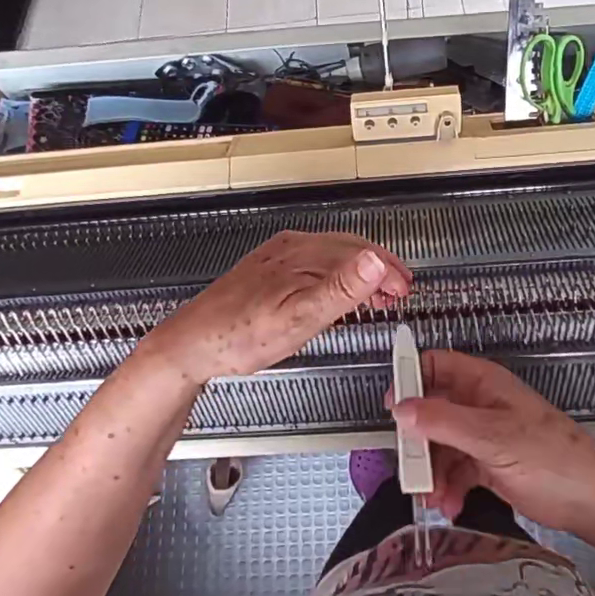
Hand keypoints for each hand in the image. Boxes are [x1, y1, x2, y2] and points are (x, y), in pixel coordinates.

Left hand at [138, 231, 411, 383]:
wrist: (190, 345)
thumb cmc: (237, 336)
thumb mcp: (299, 317)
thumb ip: (342, 289)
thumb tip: (376, 262)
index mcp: (302, 255)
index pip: (361, 253)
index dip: (388, 271)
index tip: (404, 289)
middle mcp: (290, 250)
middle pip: (348, 250)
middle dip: (378, 269)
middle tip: (398, 290)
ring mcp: (277, 259)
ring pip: (331, 256)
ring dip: (359, 272)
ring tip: (375, 293)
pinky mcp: (267, 273)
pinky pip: (312, 264)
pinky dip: (336, 276)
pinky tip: (334, 291)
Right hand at [393, 350, 594, 531]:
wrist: (590, 499)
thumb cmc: (550, 456)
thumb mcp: (492, 437)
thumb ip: (444, 421)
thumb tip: (400, 409)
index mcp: (482, 383)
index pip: (435, 366)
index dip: (410, 380)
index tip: (392, 407)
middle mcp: (479, 405)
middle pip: (431, 411)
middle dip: (419, 441)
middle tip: (411, 466)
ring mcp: (483, 436)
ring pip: (440, 446)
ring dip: (433, 472)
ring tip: (434, 497)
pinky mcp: (488, 464)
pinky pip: (455, 471)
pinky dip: (448, 488)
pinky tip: (450, 505)